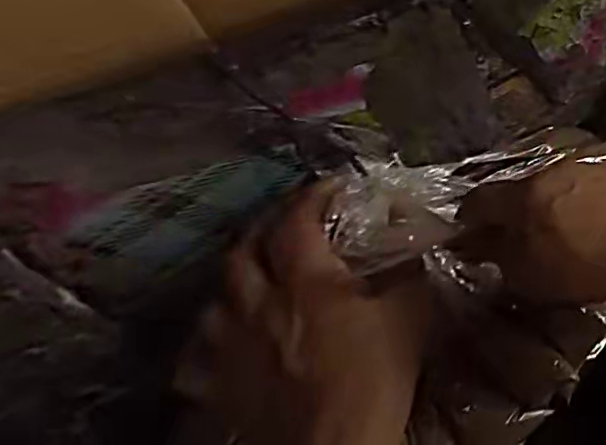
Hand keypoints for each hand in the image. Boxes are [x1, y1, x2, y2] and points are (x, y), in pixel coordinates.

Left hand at [178, 180, 431, 444]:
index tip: (333, 185)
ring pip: (211, 299)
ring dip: (235, 276)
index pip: (296, 223)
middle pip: (241, 253)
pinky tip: (225, 332)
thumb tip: (410, 222)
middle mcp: (256, 308)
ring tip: (257, 269)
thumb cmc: (379, 368)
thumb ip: (410, 258)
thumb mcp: (412, 303)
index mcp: (307, 283)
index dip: (313, 196)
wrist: (336, 442)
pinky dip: (208, 333)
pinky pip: (193, 353)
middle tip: (290, 216)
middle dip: (265, 225)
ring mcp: (227, 351)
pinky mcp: (213, 390)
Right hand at [457, 159, 605, 305]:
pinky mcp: (604, 167)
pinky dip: (561, 195)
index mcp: (524, 193)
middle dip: (503, 208)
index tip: (467, 235)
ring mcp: (580, 164)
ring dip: (534, 200)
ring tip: (539, 225)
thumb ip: (494, 250)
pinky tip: (569, 215)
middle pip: (513, 186)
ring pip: (543, 181)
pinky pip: (570, 179)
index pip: (480, 197)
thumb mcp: (525, 273)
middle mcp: (550, 169)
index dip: (468, 218)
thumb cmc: (581, 268)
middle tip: (503, 234)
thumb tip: (471, 239)